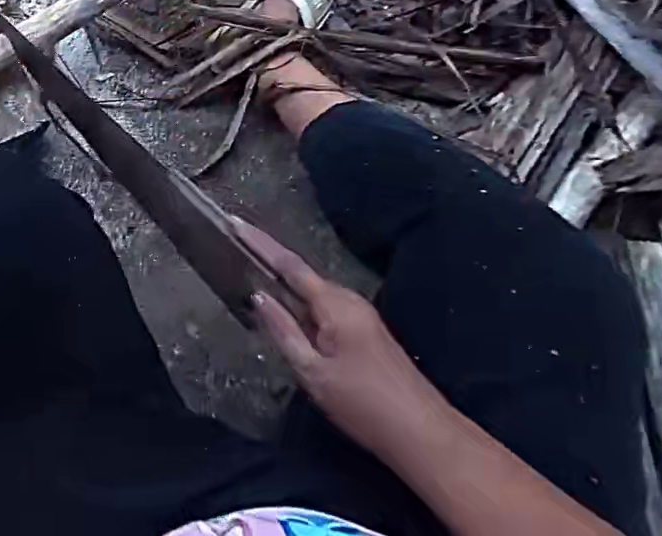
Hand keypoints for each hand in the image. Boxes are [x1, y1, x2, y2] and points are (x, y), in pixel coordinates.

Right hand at [232, 217, 449, 458]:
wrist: (428, 439)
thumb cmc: (366, 406)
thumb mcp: (312, 372)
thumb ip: (282, 330)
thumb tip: (258, 296)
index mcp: (334, 304)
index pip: (288, 264)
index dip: (258, 242)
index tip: (233, 221)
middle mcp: (348, 300)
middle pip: (300, 273)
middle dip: (267, 257)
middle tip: (233, 242)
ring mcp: (360, 314)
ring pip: (311, 291)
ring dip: (282, 281)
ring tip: (249, 270)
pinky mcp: (364, 331)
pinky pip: (322, 305)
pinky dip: (298, 300)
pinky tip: (283, 308)